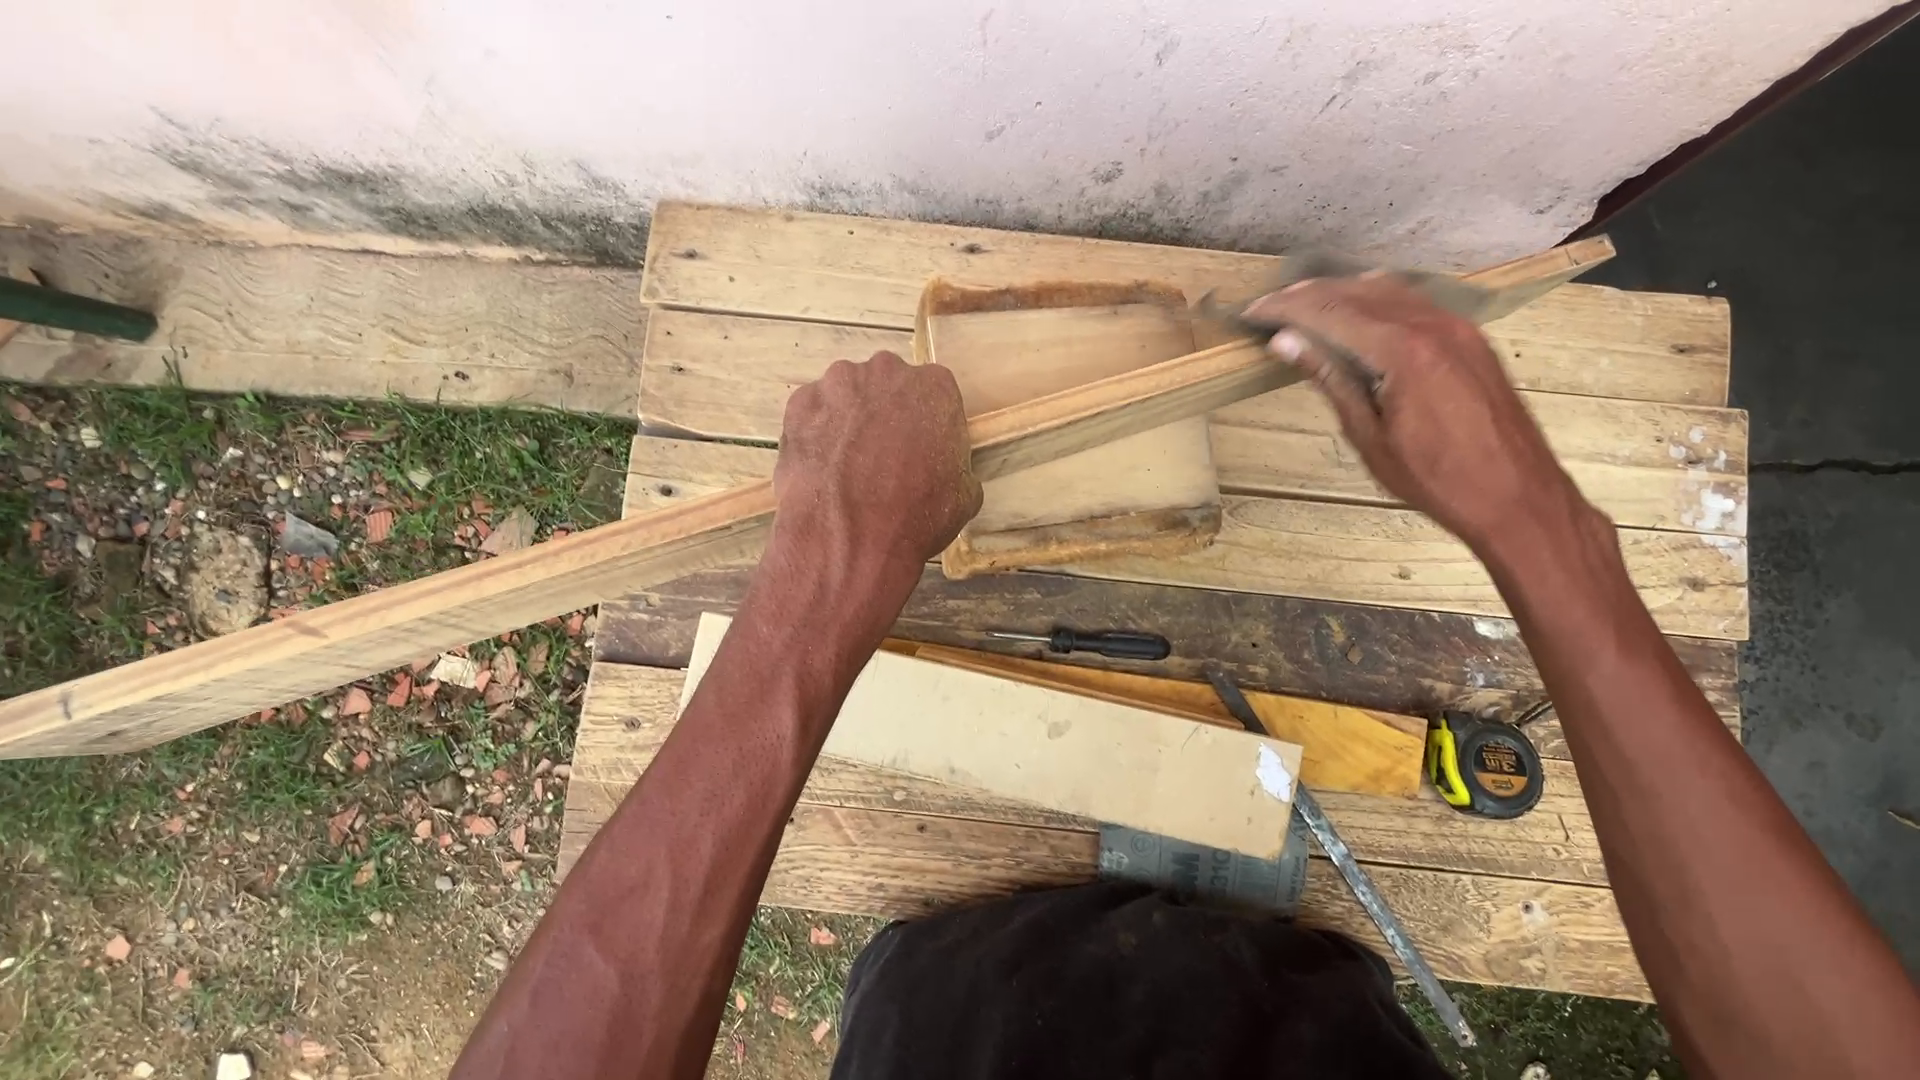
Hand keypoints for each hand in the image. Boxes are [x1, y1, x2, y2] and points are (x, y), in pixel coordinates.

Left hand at [773, 351, 981, 573]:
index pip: (934, 394)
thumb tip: (945, 472)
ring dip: (848, 420)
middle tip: (881, 456)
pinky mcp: (800, 403)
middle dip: (884, 413)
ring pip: (846, 395)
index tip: (919, 449)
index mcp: (935, 386)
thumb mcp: (963, 495)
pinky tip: (822, 467)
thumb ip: (955, 466)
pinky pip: (811, 413)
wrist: (852, 535)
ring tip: (846, 465)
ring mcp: (838, 383)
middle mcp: (886, 371)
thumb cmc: (918, 515)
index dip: (925, 424)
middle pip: (887, 386)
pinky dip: (815, 433)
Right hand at [1244, 275, 1597, 552]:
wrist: (1516, 494)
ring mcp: (1456, 326)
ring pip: (1386, 289)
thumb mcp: (1368, 435)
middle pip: (1356, 291)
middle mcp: (1432, 324)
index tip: (1253, 313)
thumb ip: (1330, 379)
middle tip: (1270, 308)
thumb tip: (1286, 342)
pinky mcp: (1469, 336)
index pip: (1329, 312)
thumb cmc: (1435, 478)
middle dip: (1308, 295)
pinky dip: (1375, 300)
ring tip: (1303, 307)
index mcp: (1403, 351)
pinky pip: (1413, 301)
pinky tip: (1355, 314)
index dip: (1286, 308)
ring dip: (1340, 292)